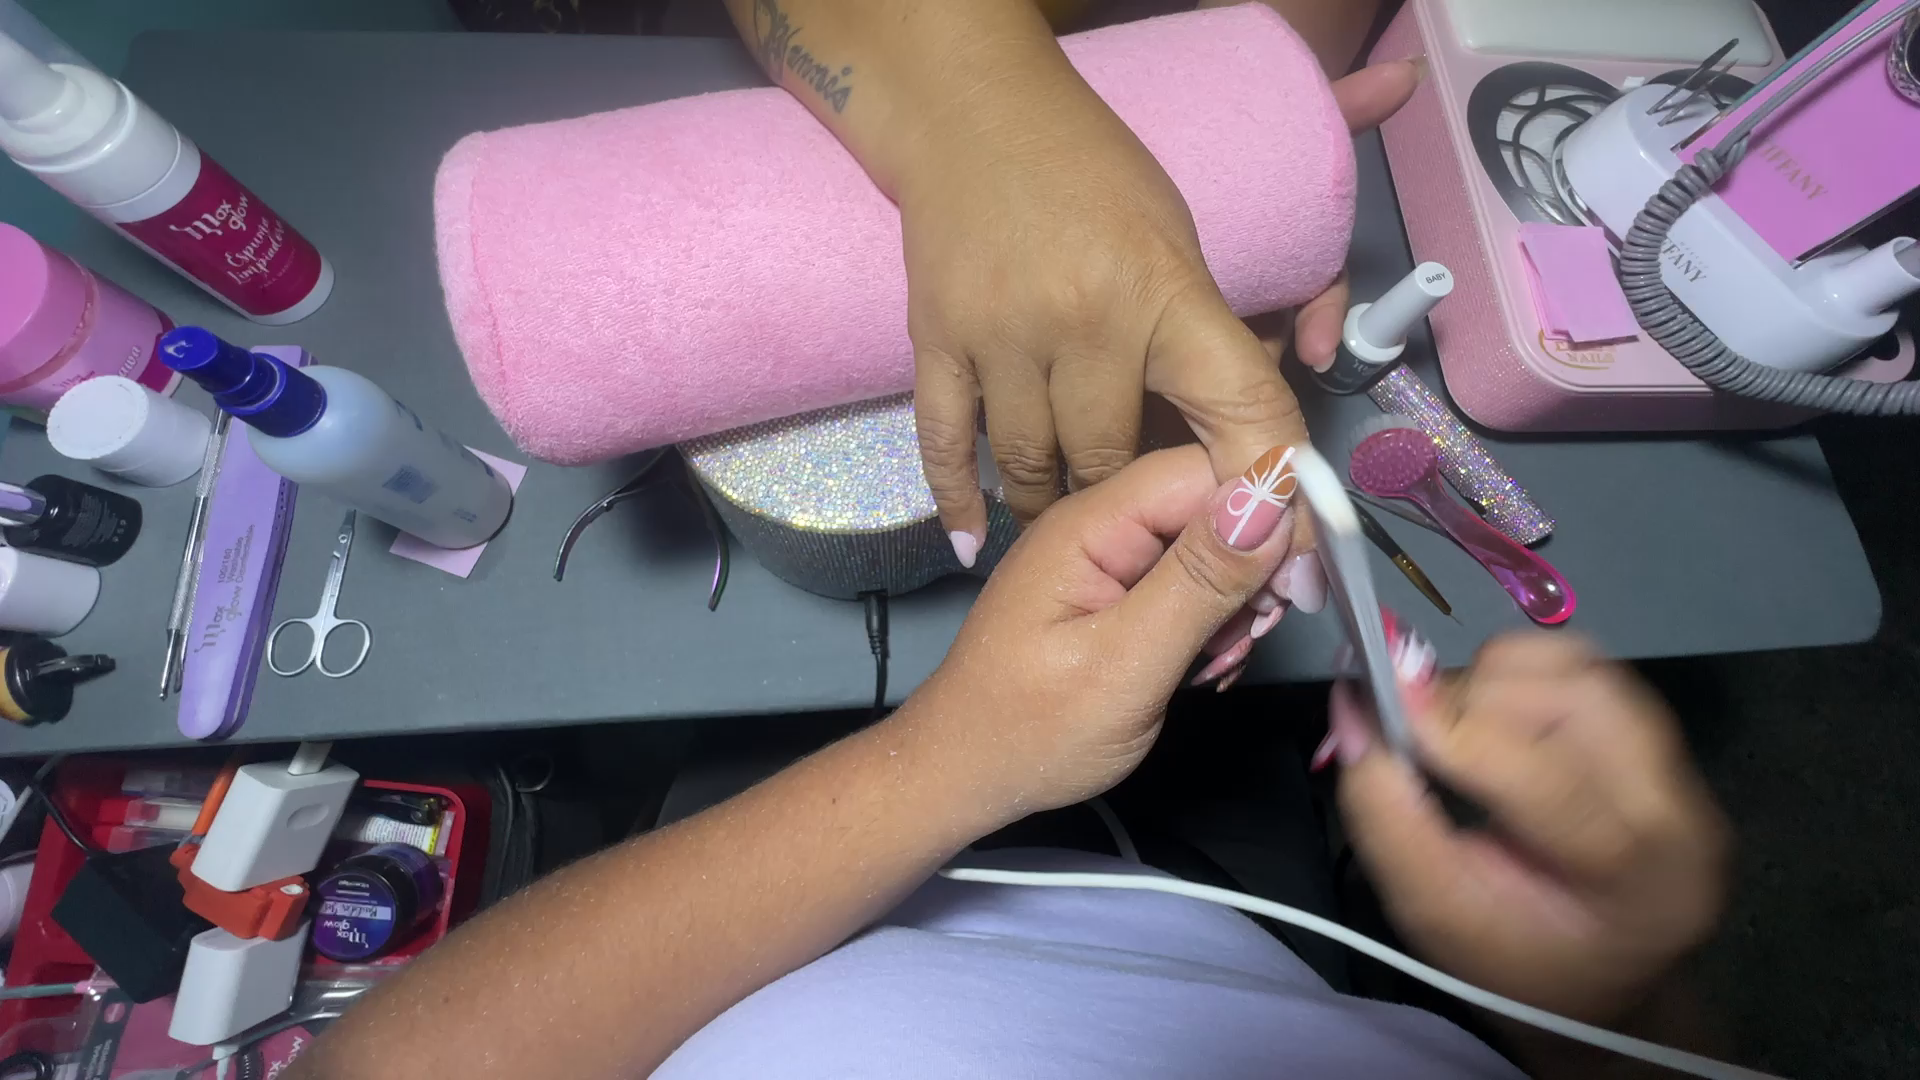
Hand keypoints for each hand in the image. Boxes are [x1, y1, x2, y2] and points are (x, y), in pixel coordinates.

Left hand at [898, 444, 1297, 822]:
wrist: (967, 770)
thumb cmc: (1032, 728)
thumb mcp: (1124, 662)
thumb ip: (1198, 581)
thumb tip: (1270, 495)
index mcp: (1090, 523)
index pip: (1201, 467)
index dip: (1265, 510)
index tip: (1297, 582)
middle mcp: (1098, 525)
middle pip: (1208, 505)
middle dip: (1250, 568)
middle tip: (1248, 638)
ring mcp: (1104, 559)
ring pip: (1204, 549)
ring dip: (1232, 604)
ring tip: (1216, 664)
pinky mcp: (1111, 592)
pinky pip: (1182, 584)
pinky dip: (1207, 621)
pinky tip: (1201, 665)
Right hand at [901, 57, 1418, 604]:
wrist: (973, 121)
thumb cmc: (1092, 176)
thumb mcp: (1178, 237)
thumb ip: (1214, 334)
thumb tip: (1240, 426)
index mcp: (1164, 289)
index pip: (1240, 405)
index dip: (1269, 486)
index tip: (1278, 551)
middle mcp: (1083, 322)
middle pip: (1110, 461)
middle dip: (1128, 503)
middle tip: (1139, 528)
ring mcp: (1000, 338)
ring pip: (1030, 465)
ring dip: (1050, 507)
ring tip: (1062, 525)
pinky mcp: (935, 344)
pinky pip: (945, 442)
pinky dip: (958, 500)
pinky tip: (970, 544)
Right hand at [1334, 635, 1730, 1023]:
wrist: (1585, 972)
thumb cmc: (1502, 949)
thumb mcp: (1422, 899)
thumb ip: (1379, 803)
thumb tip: (1353, 700)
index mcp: (1637, 878)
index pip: (1547, 780)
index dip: (1453, 726)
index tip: (1374, 690)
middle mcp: (1677, 809)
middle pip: (1578, 699)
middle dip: (1471, 697)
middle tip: (1413, 726)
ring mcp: (1674, 764)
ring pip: (1577, 666)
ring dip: (1490, 678)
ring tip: (1449, 724)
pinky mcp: (1648, 732)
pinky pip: (1576, 662)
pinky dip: (1511, 669)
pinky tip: (1484, 712)